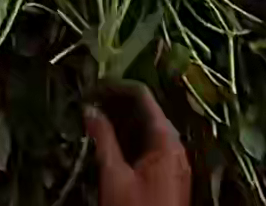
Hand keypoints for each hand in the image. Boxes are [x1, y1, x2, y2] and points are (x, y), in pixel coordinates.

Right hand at [86, 85, 190, 205]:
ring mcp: (174, 163)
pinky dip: (129, 139)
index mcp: (167, 140)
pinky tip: (109, 140)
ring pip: (145, 129)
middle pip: (145, 110)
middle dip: (116, 104)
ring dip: (121, 122)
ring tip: (94, 117)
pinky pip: (148, 146)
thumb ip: (103, 138)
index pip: (142, 96)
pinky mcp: (169, 178)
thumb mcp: (114, 176)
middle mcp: (175, 146)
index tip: (92, 87)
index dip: (116, 88)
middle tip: (89, 102)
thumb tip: (89, 108)